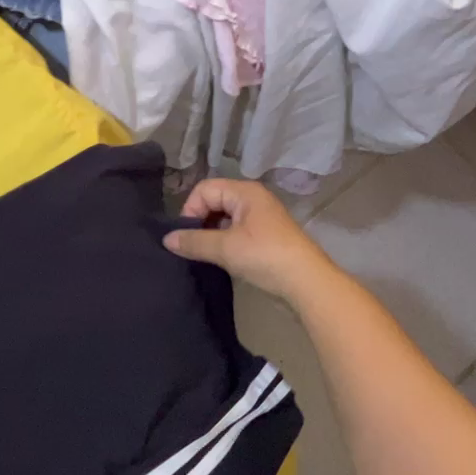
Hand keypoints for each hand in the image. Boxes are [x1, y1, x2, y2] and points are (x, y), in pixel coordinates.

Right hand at [162, 179, 341, 303]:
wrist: (308, 284)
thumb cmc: (266, 257)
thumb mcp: (226, 248)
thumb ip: (194, 241)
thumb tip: (167, 239)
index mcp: (245, 192)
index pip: (204, 190)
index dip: (191, 210)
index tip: (186, 236)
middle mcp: (253, 199)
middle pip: (214, 201)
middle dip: (200, 222)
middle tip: (193, 246)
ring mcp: (261, 218)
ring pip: (224, 218)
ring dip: (212, 234)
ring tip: (205, 255)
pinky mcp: (265, 237)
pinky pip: (236, 232)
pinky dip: (224, 242)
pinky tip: (221, 260)